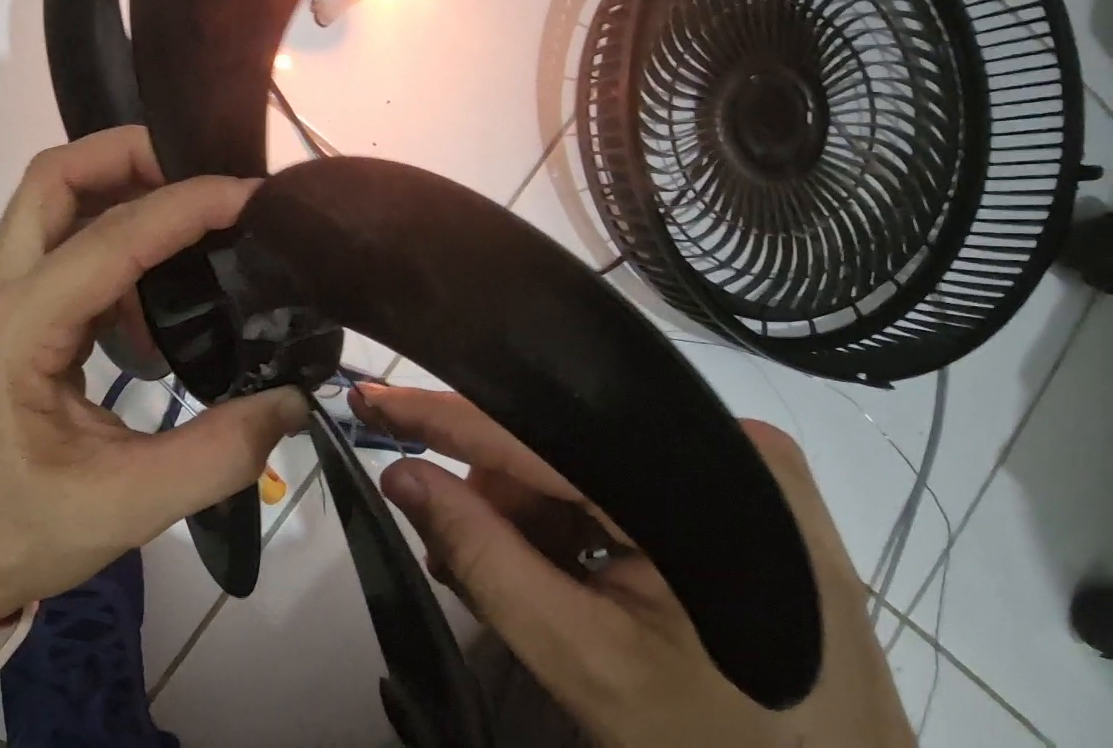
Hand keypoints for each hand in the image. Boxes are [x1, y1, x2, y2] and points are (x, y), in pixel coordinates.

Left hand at [0, 127, 307, 621]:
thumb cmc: (26, 529)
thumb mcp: (129, 504)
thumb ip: (220, 454)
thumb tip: (292, 398)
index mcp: (17, 332)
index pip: (109, 239)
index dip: (185, 205)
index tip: (251, 195)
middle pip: (54, 178)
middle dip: (130, 154)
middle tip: (205, 170)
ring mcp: (0, 296)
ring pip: (55, 201)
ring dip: (124, 191)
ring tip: (199, 222)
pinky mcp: (15, 311)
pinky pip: (65, 244)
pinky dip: (117, 240)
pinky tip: (164, 293)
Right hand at [352, 381, 915, 747]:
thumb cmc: (720, 747)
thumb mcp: (582, 656)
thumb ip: (481, 557)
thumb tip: (400, 474)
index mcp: (701, 473)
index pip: (532, 431)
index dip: (437, 416)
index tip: (366, 400)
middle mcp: (731, 442)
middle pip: (559, 447)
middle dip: (495, 498)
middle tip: (448, 554)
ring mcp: (745, 467)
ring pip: (583, 466)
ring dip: (533, 520)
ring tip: (512, 584)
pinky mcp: (745, 495)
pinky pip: (622, 487)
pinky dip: (576, 528)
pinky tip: (563, 578)